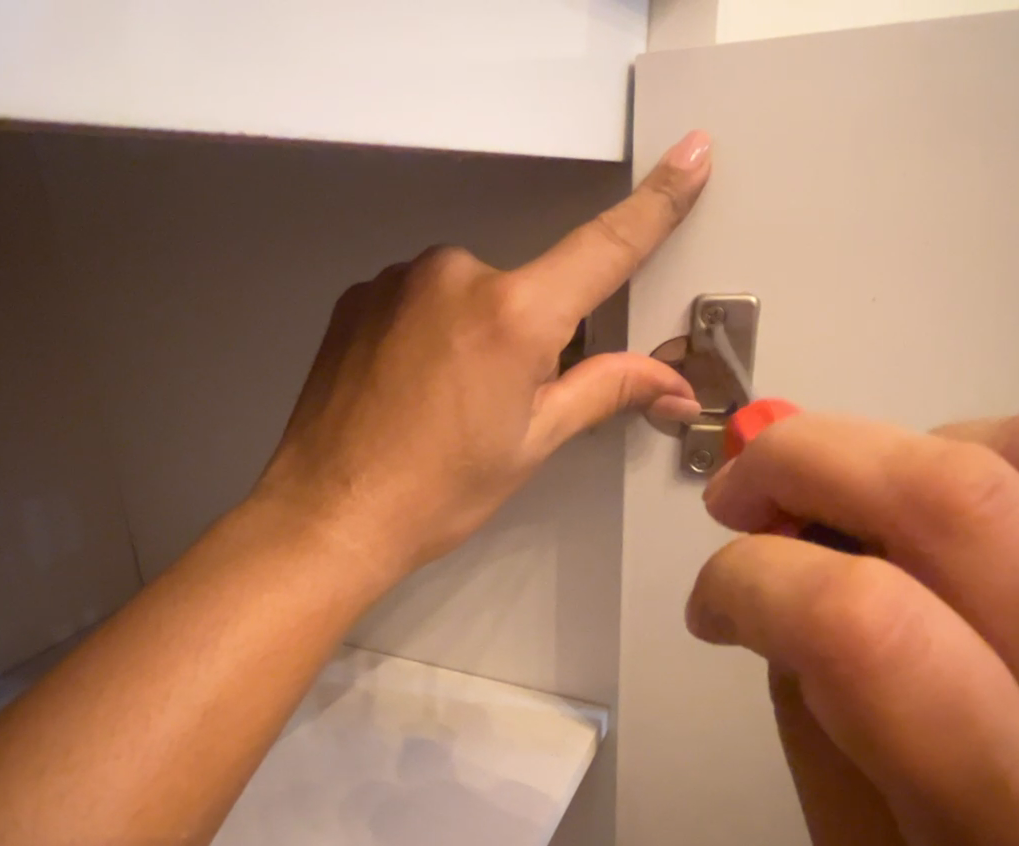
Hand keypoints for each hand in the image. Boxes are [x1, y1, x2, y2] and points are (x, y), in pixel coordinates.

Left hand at [254, 132, 711, 577]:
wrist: (329, 515)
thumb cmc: (430, 492)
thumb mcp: (531, 443)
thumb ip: (603, 390)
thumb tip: (668, 382)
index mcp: (513, 316)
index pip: (605, 247)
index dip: (656, 203)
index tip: (689, 157)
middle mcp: (454, 277)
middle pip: (529, 288)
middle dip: (531, 336)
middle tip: (499, 404)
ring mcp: (398, 281)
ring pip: (471, 295)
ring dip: (475, 335)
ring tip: (444, 405)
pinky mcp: (359, 296)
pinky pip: (420, 300)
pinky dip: (430, 334)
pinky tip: (411, 389)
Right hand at [685, 406, 1018, 845]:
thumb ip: (814, 732)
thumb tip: (780, 605)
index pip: (862, 630)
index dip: (750, 582)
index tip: (710, 609)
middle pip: (949, 503)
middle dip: (798, 464)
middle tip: (732, 500)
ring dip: (887, 449)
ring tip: (836, 503)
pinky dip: (973, 446)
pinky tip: (928, 509)